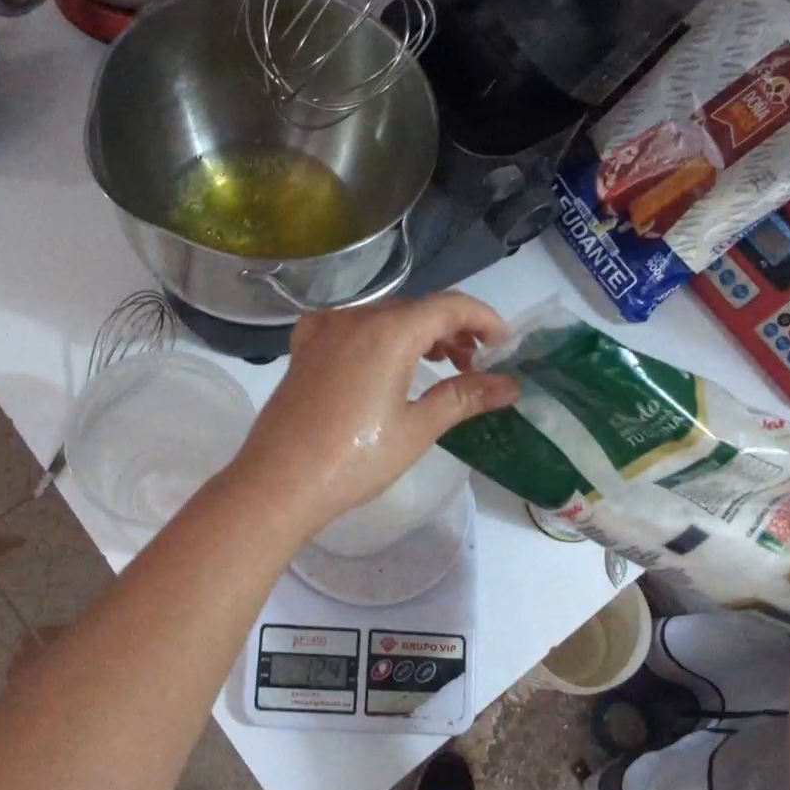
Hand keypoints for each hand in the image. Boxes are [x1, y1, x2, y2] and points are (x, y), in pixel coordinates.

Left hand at [225, 292, 519, 534]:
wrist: (279, 483)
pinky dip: (375, 336)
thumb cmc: (355, 460)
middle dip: (452, 330)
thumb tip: (510, 385)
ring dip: (416, 333)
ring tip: (437, 364)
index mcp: (389, 332)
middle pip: (416, 309)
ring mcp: (324, 332)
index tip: (503, 344)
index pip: (449, 306)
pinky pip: (347, 327)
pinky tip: (378, 361)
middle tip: (473, 365)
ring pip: (382, 316)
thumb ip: (464, 397)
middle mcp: (356, 319)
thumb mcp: (418, 429)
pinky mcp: (304, 350)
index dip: (483, 319)